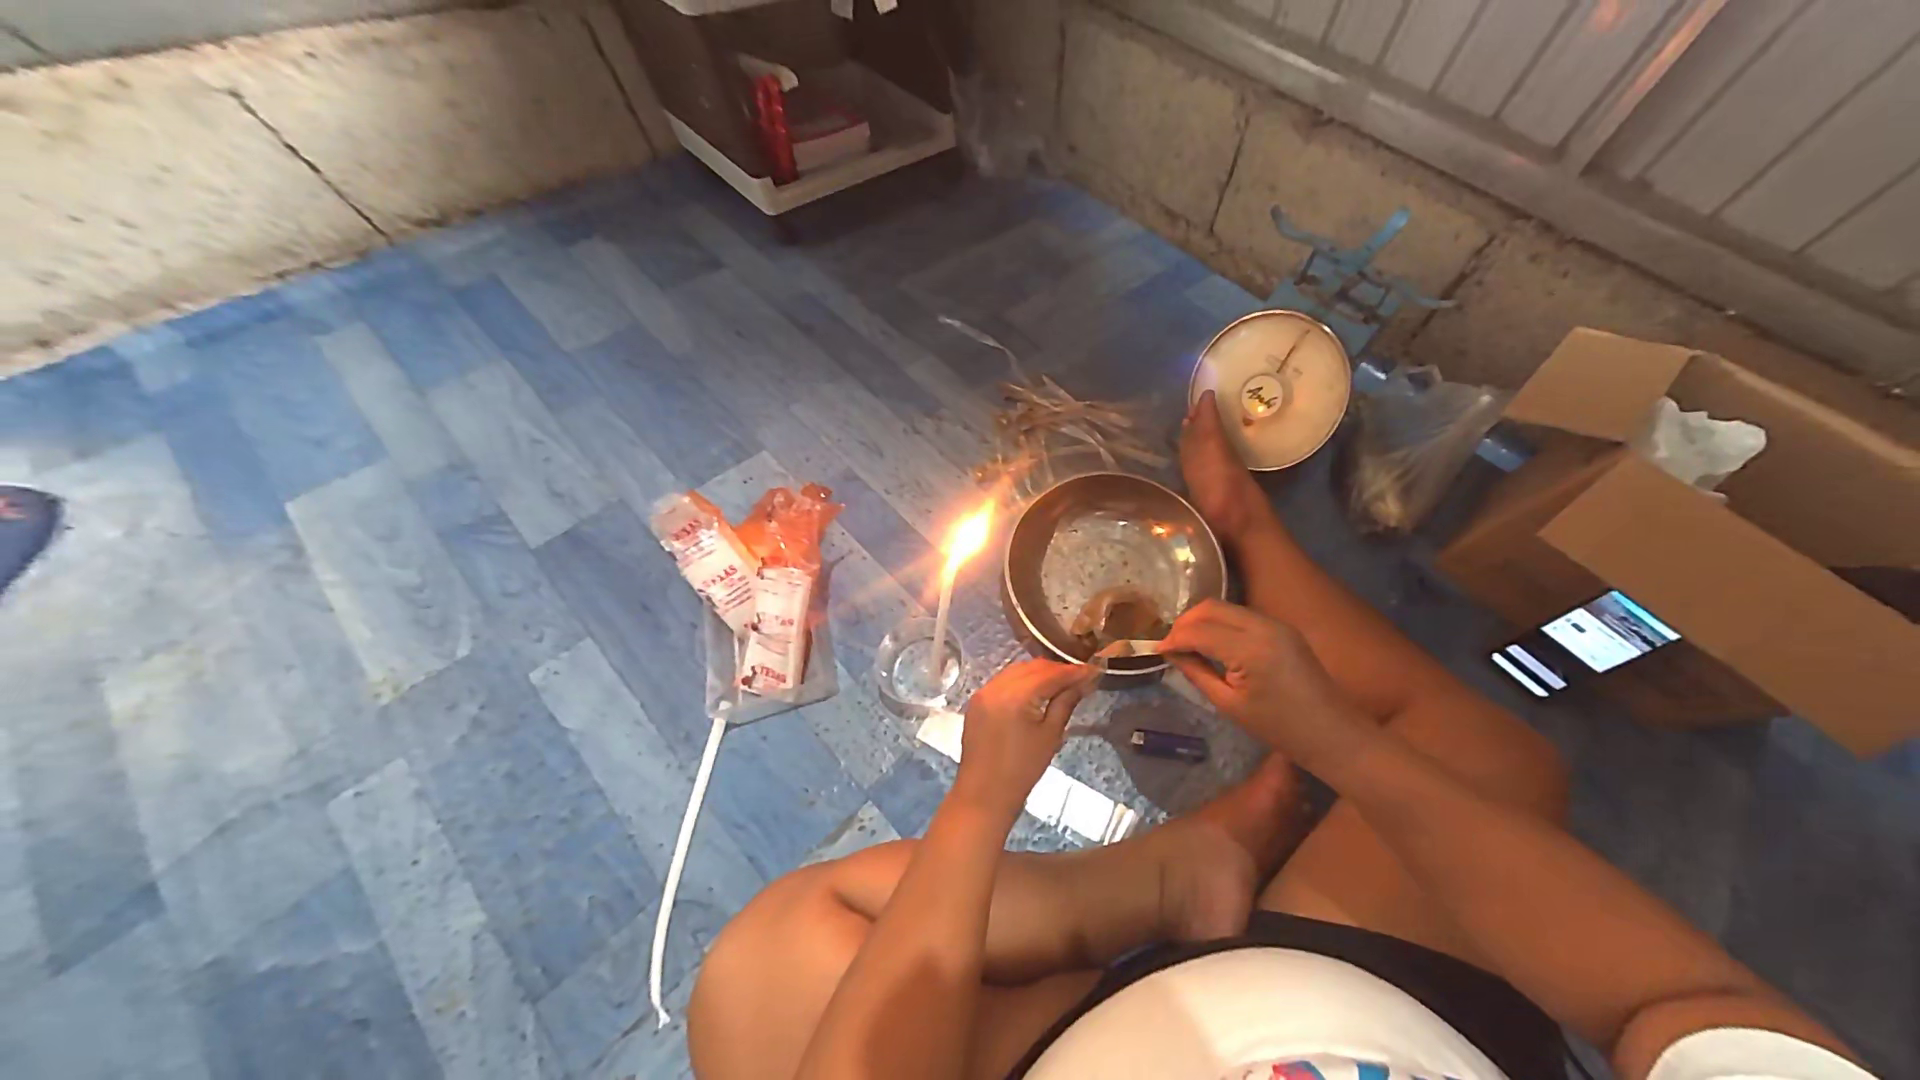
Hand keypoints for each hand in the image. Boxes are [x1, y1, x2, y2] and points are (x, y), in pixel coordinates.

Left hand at [951, 660, 1098, 823]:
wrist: (984, 793)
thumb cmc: (1022, 769)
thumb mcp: (1050, 735)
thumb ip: (1065, 703)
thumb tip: (1083, 683)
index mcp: (1016, 696)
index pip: (1050, 674)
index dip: (1073, 671)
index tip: (1093, 670)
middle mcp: (996, 687)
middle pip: (1032, 667)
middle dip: (1056, 669)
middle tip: (1080, 677)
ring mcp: (983, 692)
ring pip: (1016, 671)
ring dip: (1039, 673)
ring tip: (1061, 682)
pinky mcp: (977, 700)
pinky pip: (1003, 680)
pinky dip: (1021, 680)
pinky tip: (1036, 690)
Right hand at [1160, 600, 1372, 768]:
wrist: (1333, 733)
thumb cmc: (1279, 728)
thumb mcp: (1228, 704)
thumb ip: (1196, 672)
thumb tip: (1171, 653)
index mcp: (1250, 649)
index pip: (1199, 631)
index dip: (1174, 638)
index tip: (1158, 650)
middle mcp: (1264, 627)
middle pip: (1210, 607)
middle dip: (1185, 622)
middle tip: (1171, 644)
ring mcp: (1276, 624)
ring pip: (1225, 607)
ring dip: (1202, 620)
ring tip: (1188, 643)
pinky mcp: (1283, 627)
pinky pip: (1241, 615)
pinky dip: (1221, 623)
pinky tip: (1213, 642)